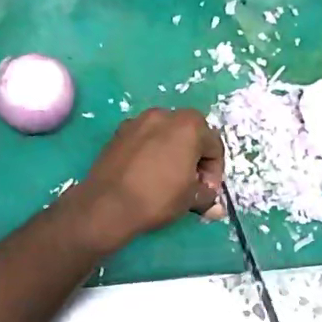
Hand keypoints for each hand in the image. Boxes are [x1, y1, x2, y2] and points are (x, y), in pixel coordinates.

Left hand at [61, 108, 224, 252]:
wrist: (106, 205)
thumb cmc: (157, 198)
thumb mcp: (190, 199)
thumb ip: (206, 195)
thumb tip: (215, 206)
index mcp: (188, 124)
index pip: (213, 146)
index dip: (214, 172)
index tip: (206, 192)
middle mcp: (162, 115)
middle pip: (189, 135)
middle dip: (193, 158)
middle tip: (190, 184)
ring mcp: (136, 122)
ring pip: (164, 135)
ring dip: (171, 153)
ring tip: (167, 179)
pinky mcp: (117, 133)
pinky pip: (142, 140)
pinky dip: (149, 152)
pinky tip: (145, 174)